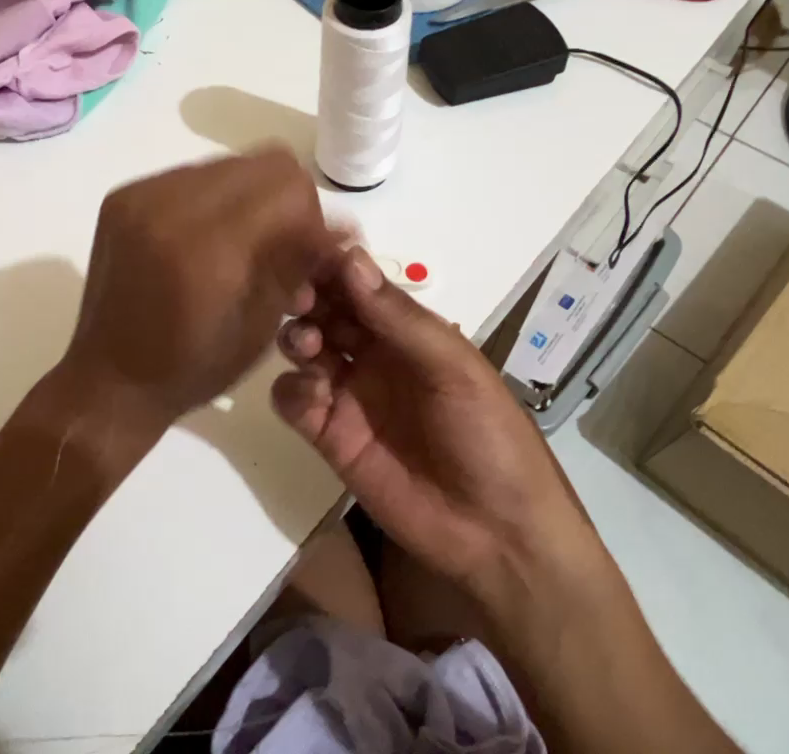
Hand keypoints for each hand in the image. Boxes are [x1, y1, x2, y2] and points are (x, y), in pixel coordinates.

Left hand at [61, 146, 338, 422]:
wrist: (110, 379)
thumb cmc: (192, 367)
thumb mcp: (261, 325)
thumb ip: (298, 263)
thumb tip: (344, 223)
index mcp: (209, 248)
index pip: (288, 185)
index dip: (311, 215)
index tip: (307, 252)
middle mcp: (171, 208)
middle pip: (264, 163)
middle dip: (286, 200)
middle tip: (281, 244)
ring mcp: (142, 197)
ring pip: (228, 163)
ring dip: (249, 195)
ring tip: (243, 241)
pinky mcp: (124, 196)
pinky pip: (190, 175)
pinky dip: (213, 198)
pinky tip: (207, 238)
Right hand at [271, 248, 592, 594]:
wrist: (497, 533)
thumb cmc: (490, 436)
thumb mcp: (455, 369)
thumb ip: (400, 318)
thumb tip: (349, 259)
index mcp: (410, 333)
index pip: (361, 286)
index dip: (334, 269)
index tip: (309, 255)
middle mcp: (375, 356)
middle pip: (327, 312)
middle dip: (309, 299)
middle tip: (300, 299)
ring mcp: (350, 396)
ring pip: (305, 350)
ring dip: (297, 338)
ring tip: (309, 348)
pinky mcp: (330, 438)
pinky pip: (294, 402)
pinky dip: (292, 392)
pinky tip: (313, 399)